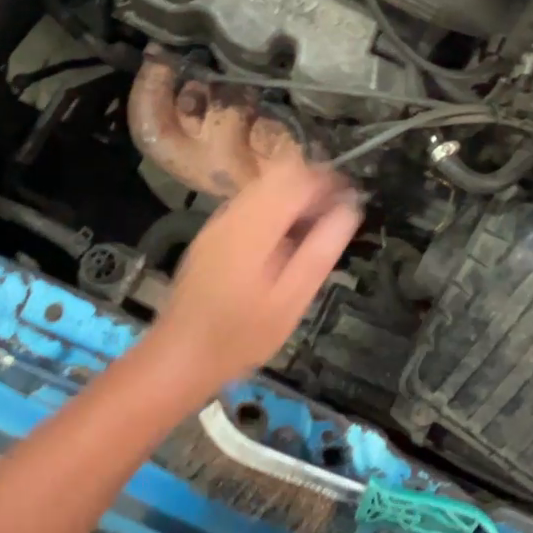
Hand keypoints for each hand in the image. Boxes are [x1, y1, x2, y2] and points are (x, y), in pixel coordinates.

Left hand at [145, 163, 361, 391]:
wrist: (180, 357)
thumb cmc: (241, 335)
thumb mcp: (291, 299)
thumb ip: (321, 250)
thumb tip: (350, 210)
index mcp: (254, 224)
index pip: (298, 177)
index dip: (330, 182)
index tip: (352, 200)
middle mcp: (233, 212)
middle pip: (280, 174)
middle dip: (313, 186)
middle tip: (336, 216)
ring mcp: (219, 222)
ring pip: (265, 186)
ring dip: (294, 197)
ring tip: (315, 230)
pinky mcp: (212, 234)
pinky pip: (251, 204)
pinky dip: (275, 210)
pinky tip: (285, 243)